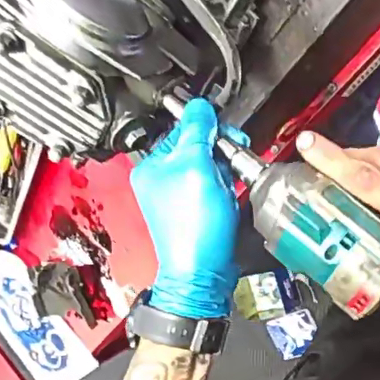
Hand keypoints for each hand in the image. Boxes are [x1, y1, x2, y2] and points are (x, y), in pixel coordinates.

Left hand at [129, 98, 238, 318]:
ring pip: (210, 167)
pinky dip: (225, 190)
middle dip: (219, 154)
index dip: (208, 129)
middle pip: (197, 147)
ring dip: (224, 174)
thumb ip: (197, 131)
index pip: (183, 128)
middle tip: (228, 165)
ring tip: (226, 189)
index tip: (225, 137)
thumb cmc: (194, 229)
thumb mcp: (196, 167)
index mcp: (151, 166)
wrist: (203, 273)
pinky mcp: (195, 212)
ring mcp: (178, 197)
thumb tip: (199, 106)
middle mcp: (161, 180)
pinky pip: (214, 188)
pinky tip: (227, 200)